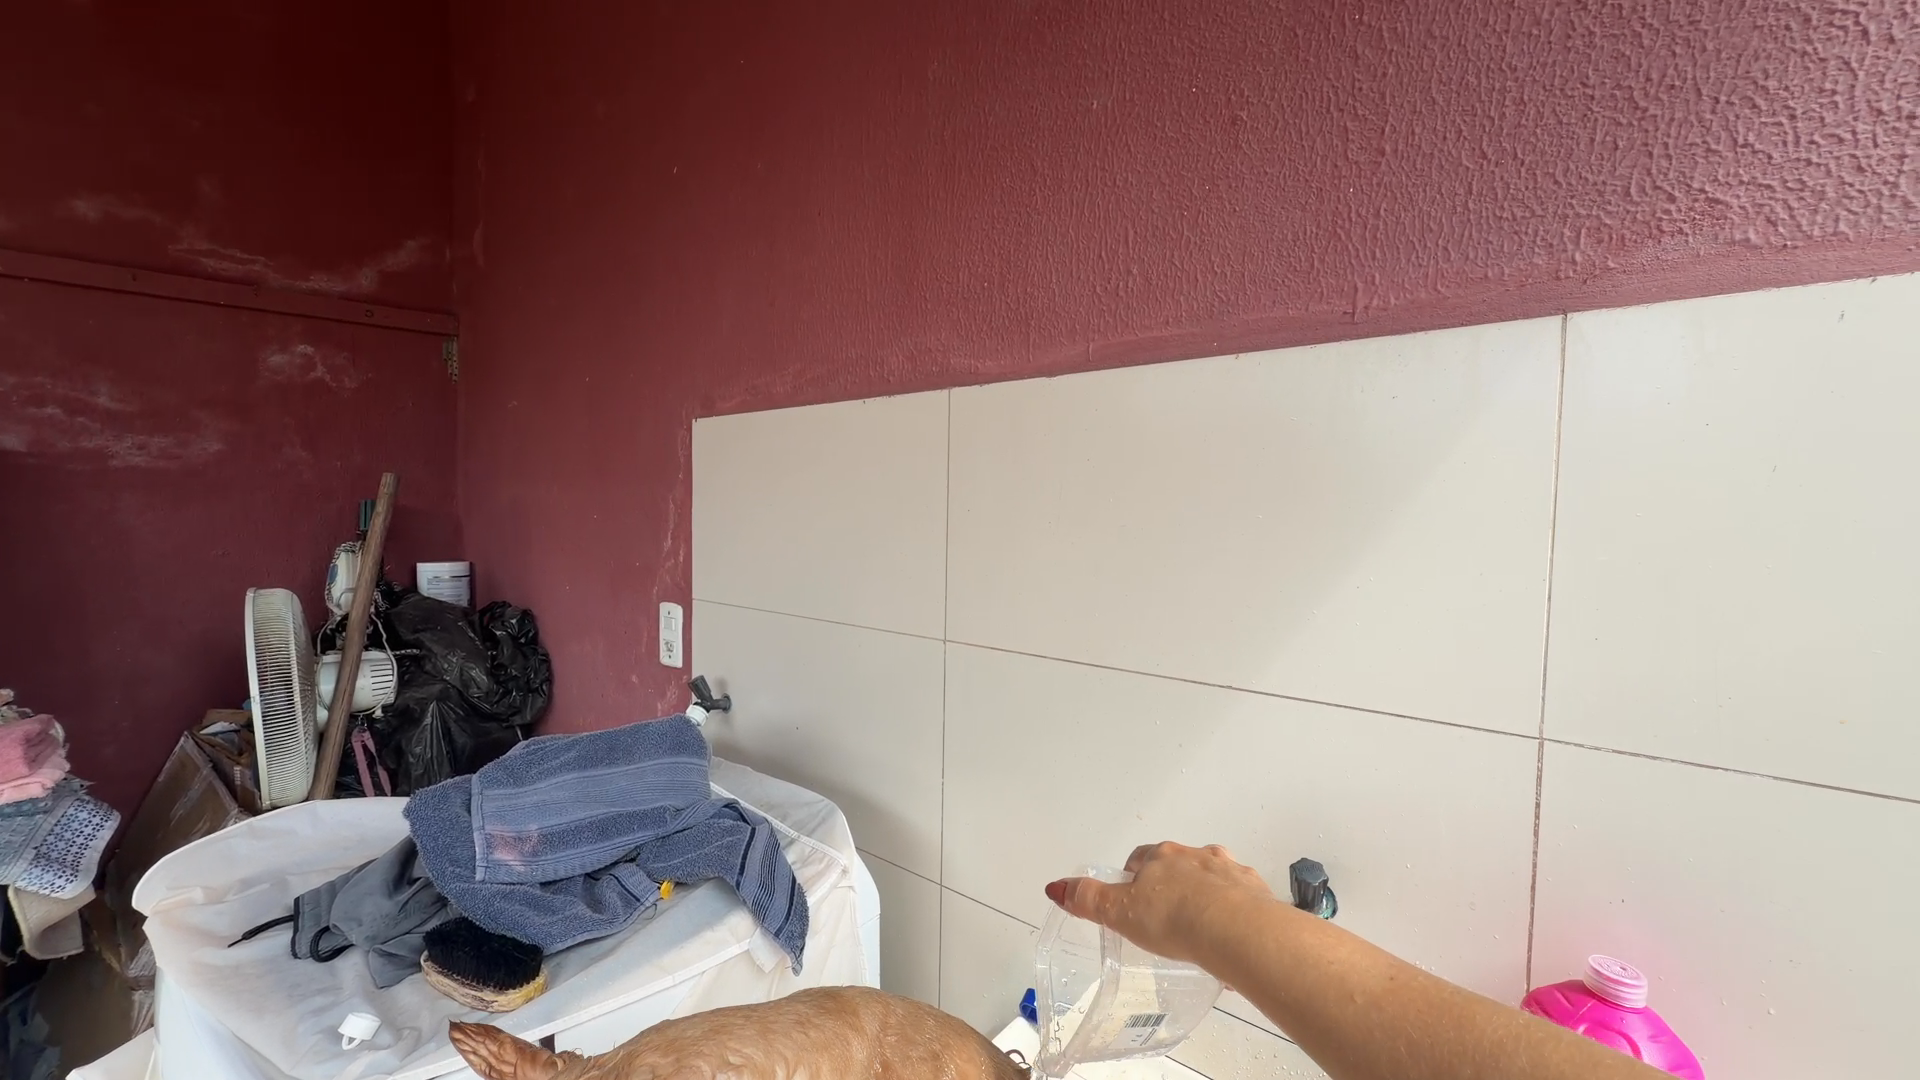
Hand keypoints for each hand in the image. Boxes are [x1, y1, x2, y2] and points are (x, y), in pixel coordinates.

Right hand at [1044, 841, 1279, 966]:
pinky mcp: (1256, 891)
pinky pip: (1242, 899)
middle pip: (1177, 864)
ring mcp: (1229, 870)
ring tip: (1201, 930)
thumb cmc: (1173, 919)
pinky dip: (1235, 913)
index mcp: (1161, 857)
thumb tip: (1055, 886)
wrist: (1237, 931)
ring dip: (1206, 895)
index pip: (1140, 858)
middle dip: (1171, 883)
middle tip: (1166, 917)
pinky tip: (1231, 939)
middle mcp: (1195, 855)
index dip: (1134, 876)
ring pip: (1212, 877)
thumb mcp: (1121, 912)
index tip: (1134, 899)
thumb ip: (1089, 899)